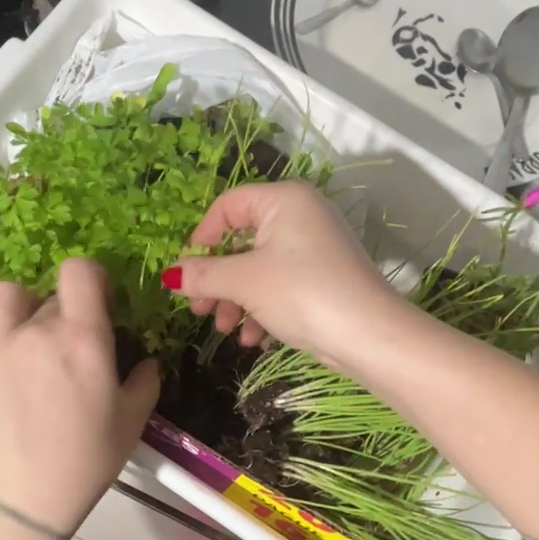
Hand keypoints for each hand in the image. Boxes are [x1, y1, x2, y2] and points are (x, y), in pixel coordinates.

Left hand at [0, 257, 160, 535]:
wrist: (28, 492)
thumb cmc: (87, 458)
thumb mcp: (133, 420)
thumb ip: (145, 381)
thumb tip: (145, 362)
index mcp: (83, 338)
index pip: (81, 270)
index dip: (92, 279)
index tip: (98, 303)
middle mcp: (37, 329)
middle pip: (50, 293)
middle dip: (64, 312)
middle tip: (69, 347)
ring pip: (7, 294)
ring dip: (21, 308)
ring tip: (27, 337)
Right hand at [164, 181, 406, 364]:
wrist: (368, 333)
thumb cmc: (301, 293)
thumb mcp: (244, 282)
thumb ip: (203, 276)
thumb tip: (171, 275)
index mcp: (283, 200)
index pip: (228, 205)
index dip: (202, 237)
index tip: (187, 270)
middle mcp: (302, 215)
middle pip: (243, 242)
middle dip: (218, 280)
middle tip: (200, 309)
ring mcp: (316, 247)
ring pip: (260, 269)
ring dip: (238, 301)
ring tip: (227, 331)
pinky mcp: (325, 277)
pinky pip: (283, 286)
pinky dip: (264, 309)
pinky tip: (256, 339)